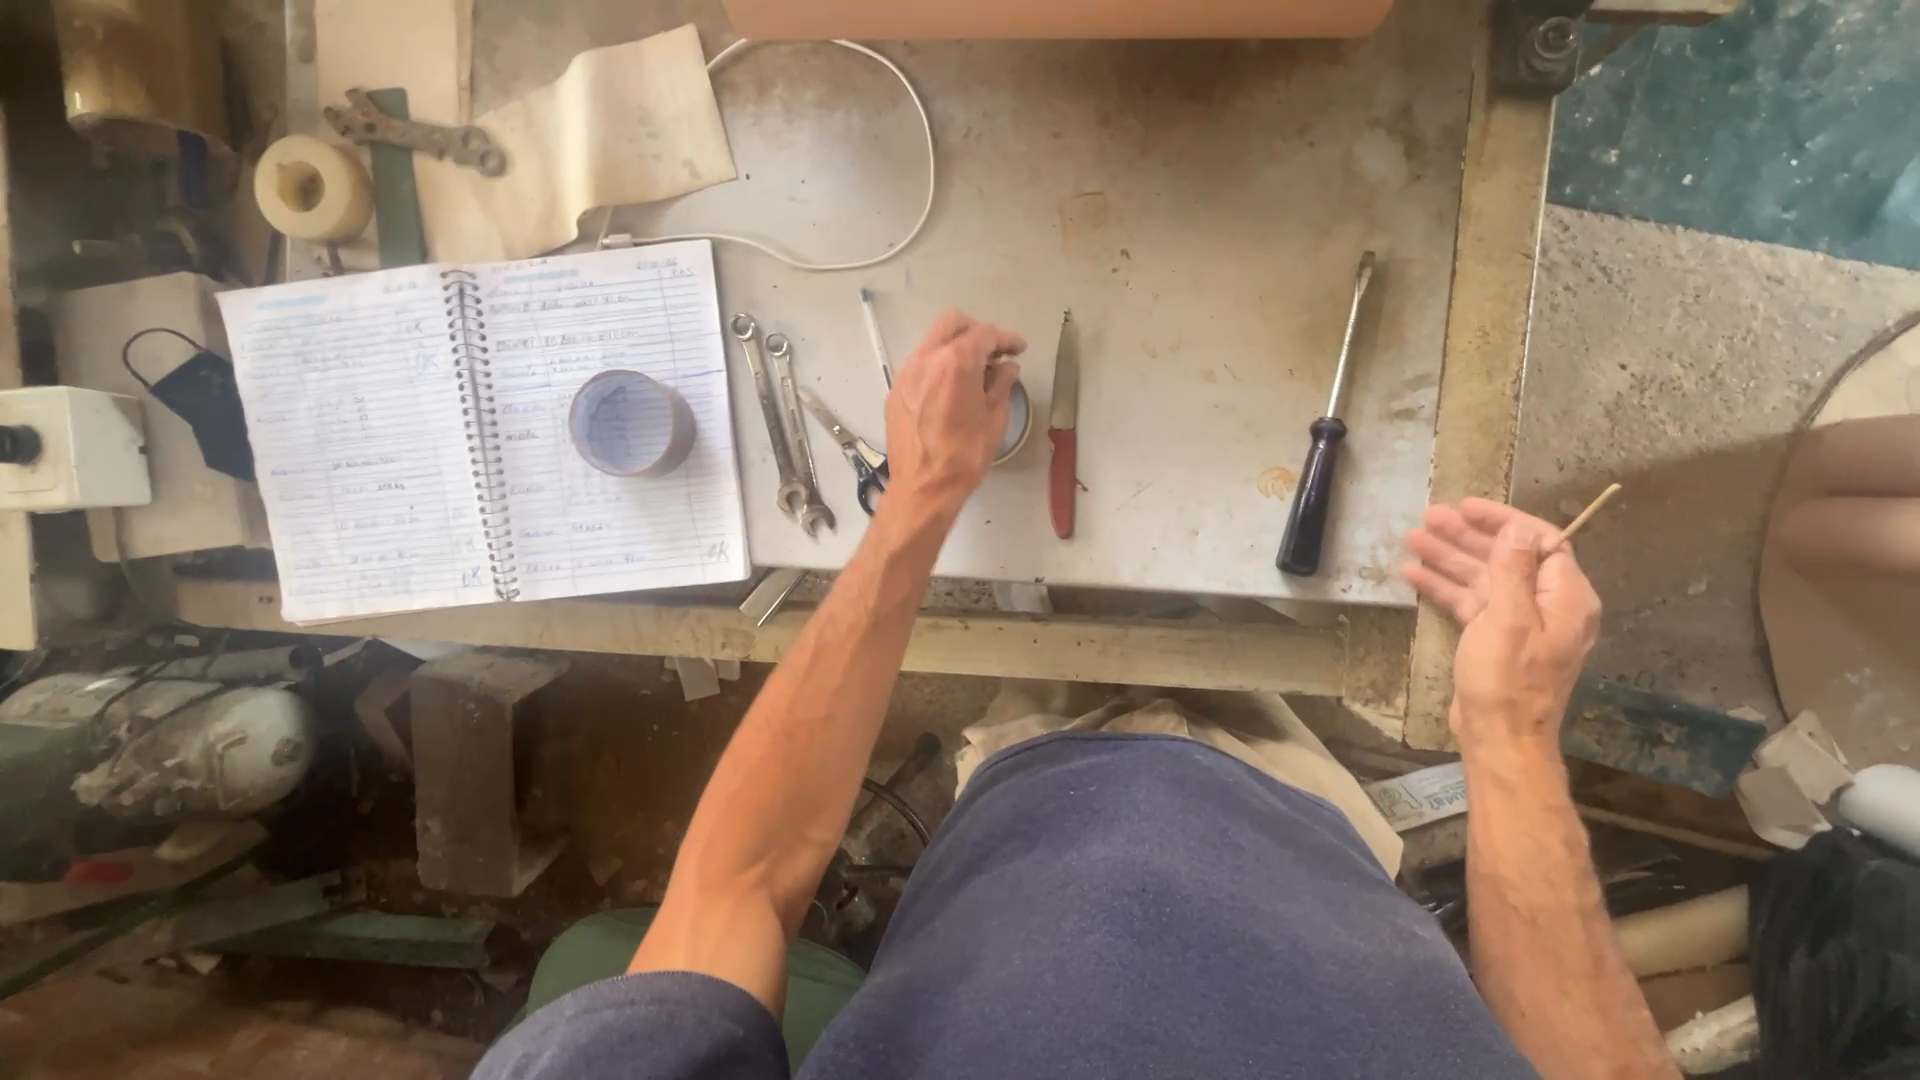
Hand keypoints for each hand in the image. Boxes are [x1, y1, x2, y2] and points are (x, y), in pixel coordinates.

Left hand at [884, 310, 1024, 516]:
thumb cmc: (964, 458)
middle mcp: (926, 360)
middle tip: (994, 352)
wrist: (923, 488)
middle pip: (952, 323)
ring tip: (974, 371)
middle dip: (976, 331)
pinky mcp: (895, 391)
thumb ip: (1001, 385)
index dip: (1006, 338)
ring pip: (932, 341)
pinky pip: (919, 365)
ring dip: (955, 347)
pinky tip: (950, 389)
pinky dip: (938, 365)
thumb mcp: (993, 420)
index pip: (985, 334)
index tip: (1018, 349)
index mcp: (955, 364)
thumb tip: (1007, 367)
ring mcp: (906, 374)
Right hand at [1401, 499, 1600, 753]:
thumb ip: (1512, 571)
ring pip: (1482, 578)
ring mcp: (1517, 622)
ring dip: (1448, 558)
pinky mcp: (1492, 638)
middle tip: (1429, 517)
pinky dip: (1442, 587)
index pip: (1540, 542)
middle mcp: (1546, 605)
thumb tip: (1516, 530)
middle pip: (1506, 558)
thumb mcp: (1509, 620)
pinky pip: (1468, 602)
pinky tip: (1412, 574)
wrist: (1498, 735)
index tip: (1466, 507)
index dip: (1503, 521)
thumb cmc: (1508, 679)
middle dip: (1467, 536)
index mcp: (1565, 598)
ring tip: (1412, 538)